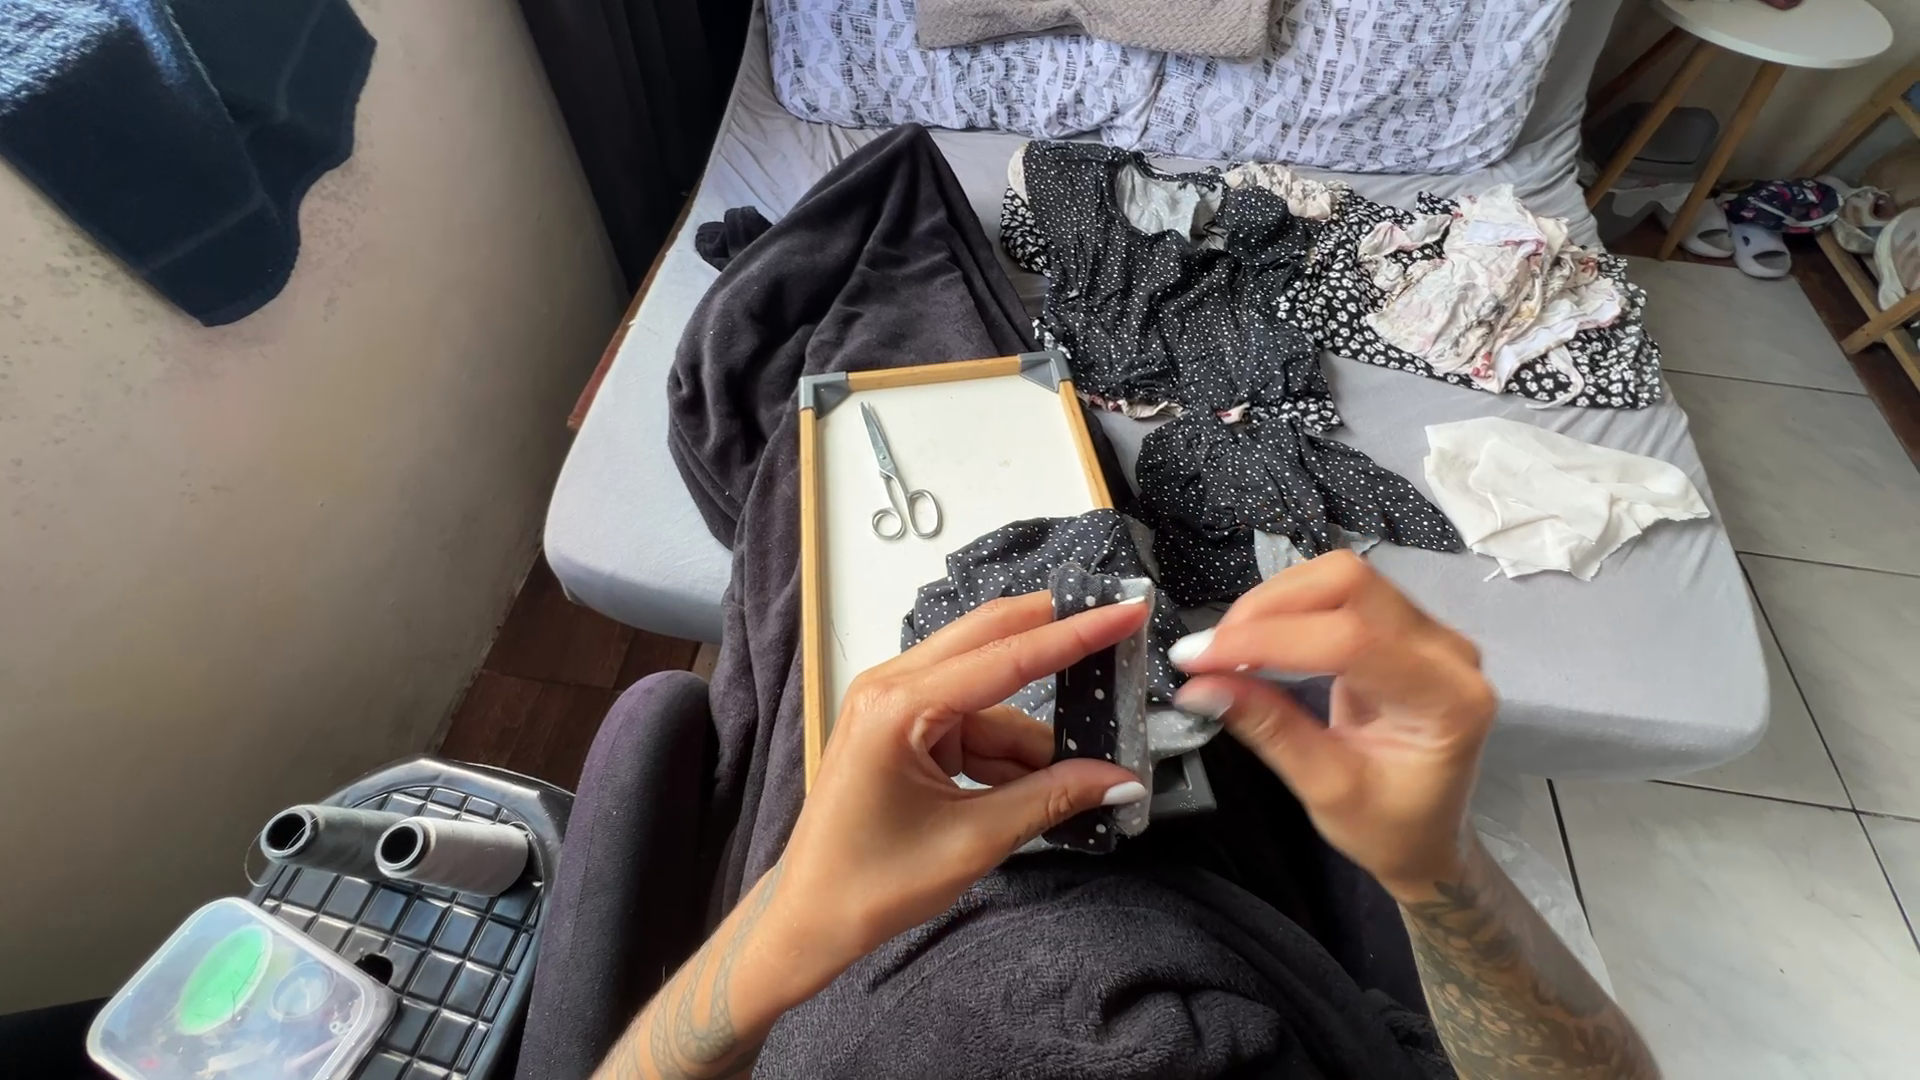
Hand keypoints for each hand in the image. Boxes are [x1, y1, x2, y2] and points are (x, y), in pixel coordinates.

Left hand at [763, 592, 1151, 999]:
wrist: (808, 919)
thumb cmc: (872, 884)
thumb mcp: (973, 841)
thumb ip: (1051, 798)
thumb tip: (1122, 780)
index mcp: (900, 704)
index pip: (1006, 656)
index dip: (1074, 634)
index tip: (1125, 611)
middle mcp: (893, 685)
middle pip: (992, 641)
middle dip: (1055, 638)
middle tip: (1117, 628)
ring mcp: (897, 702)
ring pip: (989, 695)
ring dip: (1035, 733)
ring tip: (1088, 767)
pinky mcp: (905, 724)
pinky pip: (973, 722)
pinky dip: (1008, 751)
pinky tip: (1042, 784)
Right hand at [1169, 551, 1494, 899]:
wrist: (1428, 836)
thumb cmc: (1387, 827)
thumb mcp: (1324, 788)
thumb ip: (1268, 729)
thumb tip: (1197, 686)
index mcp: (1445, 700)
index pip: (1349, 640)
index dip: (1264, 640)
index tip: (1196, 659)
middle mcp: (1445, 649)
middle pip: (1346, 582)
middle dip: (1266, 607)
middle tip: (1213, 650)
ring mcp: (1425, 630)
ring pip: (1336, 575)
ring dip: (1269, 602)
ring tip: (1228, 647)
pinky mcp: (1398, 624)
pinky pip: (1334, 590)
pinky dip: (1283, 605)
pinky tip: (1256, 638)